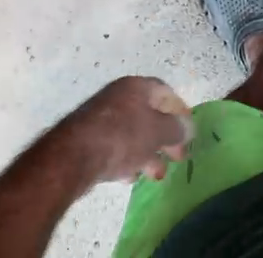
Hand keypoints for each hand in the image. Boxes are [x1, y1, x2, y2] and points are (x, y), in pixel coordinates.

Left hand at [57, 76, 193, 182]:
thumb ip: (176, 129)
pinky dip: (128, 159)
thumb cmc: (122, 136)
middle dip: (166, 137)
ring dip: (148, 152)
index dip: (180, 111)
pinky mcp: (89, 139)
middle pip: (150, 114)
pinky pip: (116, 146)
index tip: (189, 131)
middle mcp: (119, 97)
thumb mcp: (158, 132)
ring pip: (133, 133)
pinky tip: (131, 176)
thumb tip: (187, 127)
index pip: (165, 92)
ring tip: (156, 173)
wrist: (73, 157)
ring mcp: (102, 118)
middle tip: (177, 156)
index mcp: (136, 86)